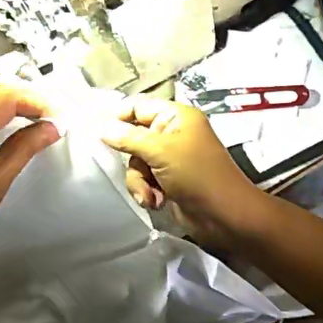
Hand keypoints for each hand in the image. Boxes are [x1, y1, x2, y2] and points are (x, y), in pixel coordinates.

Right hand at [97, 96, 268, 246]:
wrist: (223, 216)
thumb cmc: (197, 174)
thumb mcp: (160, 151)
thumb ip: (128, 138)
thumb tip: (99, 126)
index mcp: (176, 117)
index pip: (139, 107)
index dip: (119, 118)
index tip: (99, 132)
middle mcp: (172, 134)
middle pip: (133, 137)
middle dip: (133, 159)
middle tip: (138, 168)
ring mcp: (170, 158)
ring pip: (135, 163)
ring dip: (140, 181)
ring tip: (151, 195)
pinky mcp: (167, 181)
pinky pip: (143, 180)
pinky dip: (146, 191)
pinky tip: (156, 202)